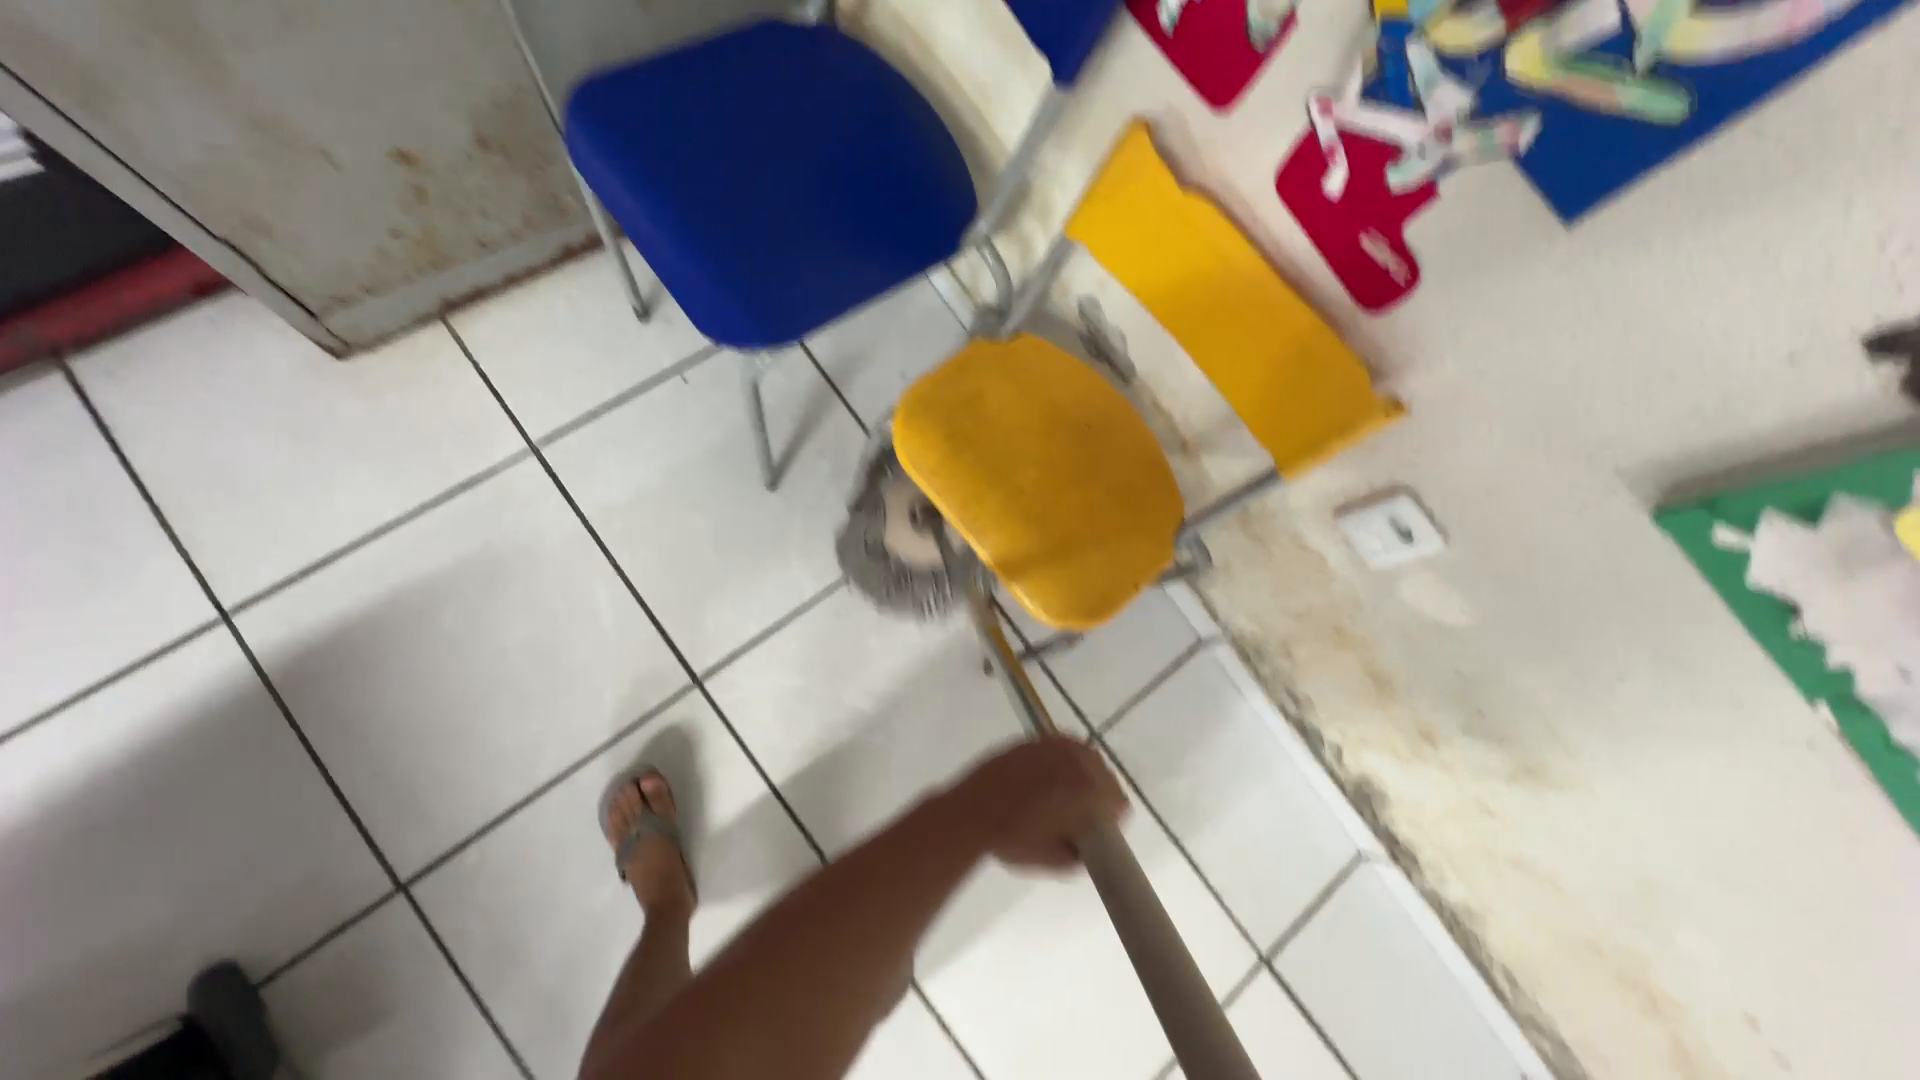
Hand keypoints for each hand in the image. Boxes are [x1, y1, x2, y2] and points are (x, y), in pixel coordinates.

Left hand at [951, 738, 1129, 869]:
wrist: (970, 813)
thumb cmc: (1012, 839)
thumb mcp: (1054, 860)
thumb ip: (1081, 854)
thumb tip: (1087, 845)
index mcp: (1088, 791)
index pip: (1119, 802)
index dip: (1112, 817)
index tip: (1101, 828)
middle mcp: (1077, 762)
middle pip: (1105, 775)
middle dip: (1100, 794)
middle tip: (1084, 814)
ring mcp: (1055, 746)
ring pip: (1086, 757)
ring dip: (1084, 774)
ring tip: (1068, 793)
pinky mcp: (1035, 740)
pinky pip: (1063, 745)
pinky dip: (1064, 759)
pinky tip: (1052, 774)